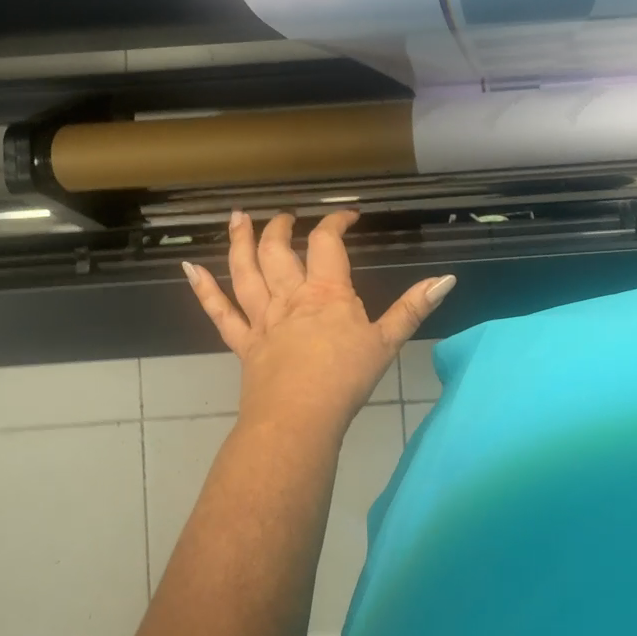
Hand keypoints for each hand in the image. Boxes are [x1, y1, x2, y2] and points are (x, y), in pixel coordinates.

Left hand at [182, 210, 454, 434]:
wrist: (298, 420)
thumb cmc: (345, 380)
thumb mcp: (387, 342)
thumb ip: (414, 307)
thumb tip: (447, 279)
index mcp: (327, 292)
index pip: (328, 242)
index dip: (337, 221)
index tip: (348, 214)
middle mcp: (290, 296)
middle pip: (279, 251)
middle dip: (281, 227)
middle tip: (284, 215)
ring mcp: (262, 318)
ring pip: (245, 271)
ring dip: (239, 241)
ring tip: (236, 217)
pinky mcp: (242, 342)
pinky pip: (219, 311)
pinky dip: (203, 289)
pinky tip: (189, 268)